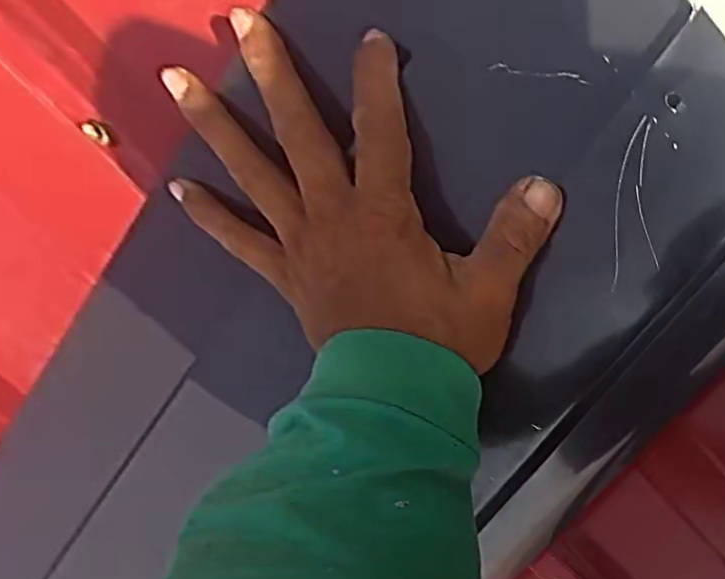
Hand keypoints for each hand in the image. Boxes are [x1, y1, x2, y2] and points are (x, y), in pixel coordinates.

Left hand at [162, 9, 563, 371]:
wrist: (398, 395)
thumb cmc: (443, 342)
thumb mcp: (489, 290)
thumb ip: (515, 237)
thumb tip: (546, 187)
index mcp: (384, 213)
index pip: (381, 133)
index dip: (377, 84)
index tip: (373, 42)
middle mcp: (333, 216)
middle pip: (300, 136)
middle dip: (275, 77)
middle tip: (242, 23)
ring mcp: (303, 246)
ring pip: (255, 175)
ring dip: (217, 127)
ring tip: (177, 78)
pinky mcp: (289, 279)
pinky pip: (243, 243)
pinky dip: (213, 217)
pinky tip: (181, 190)